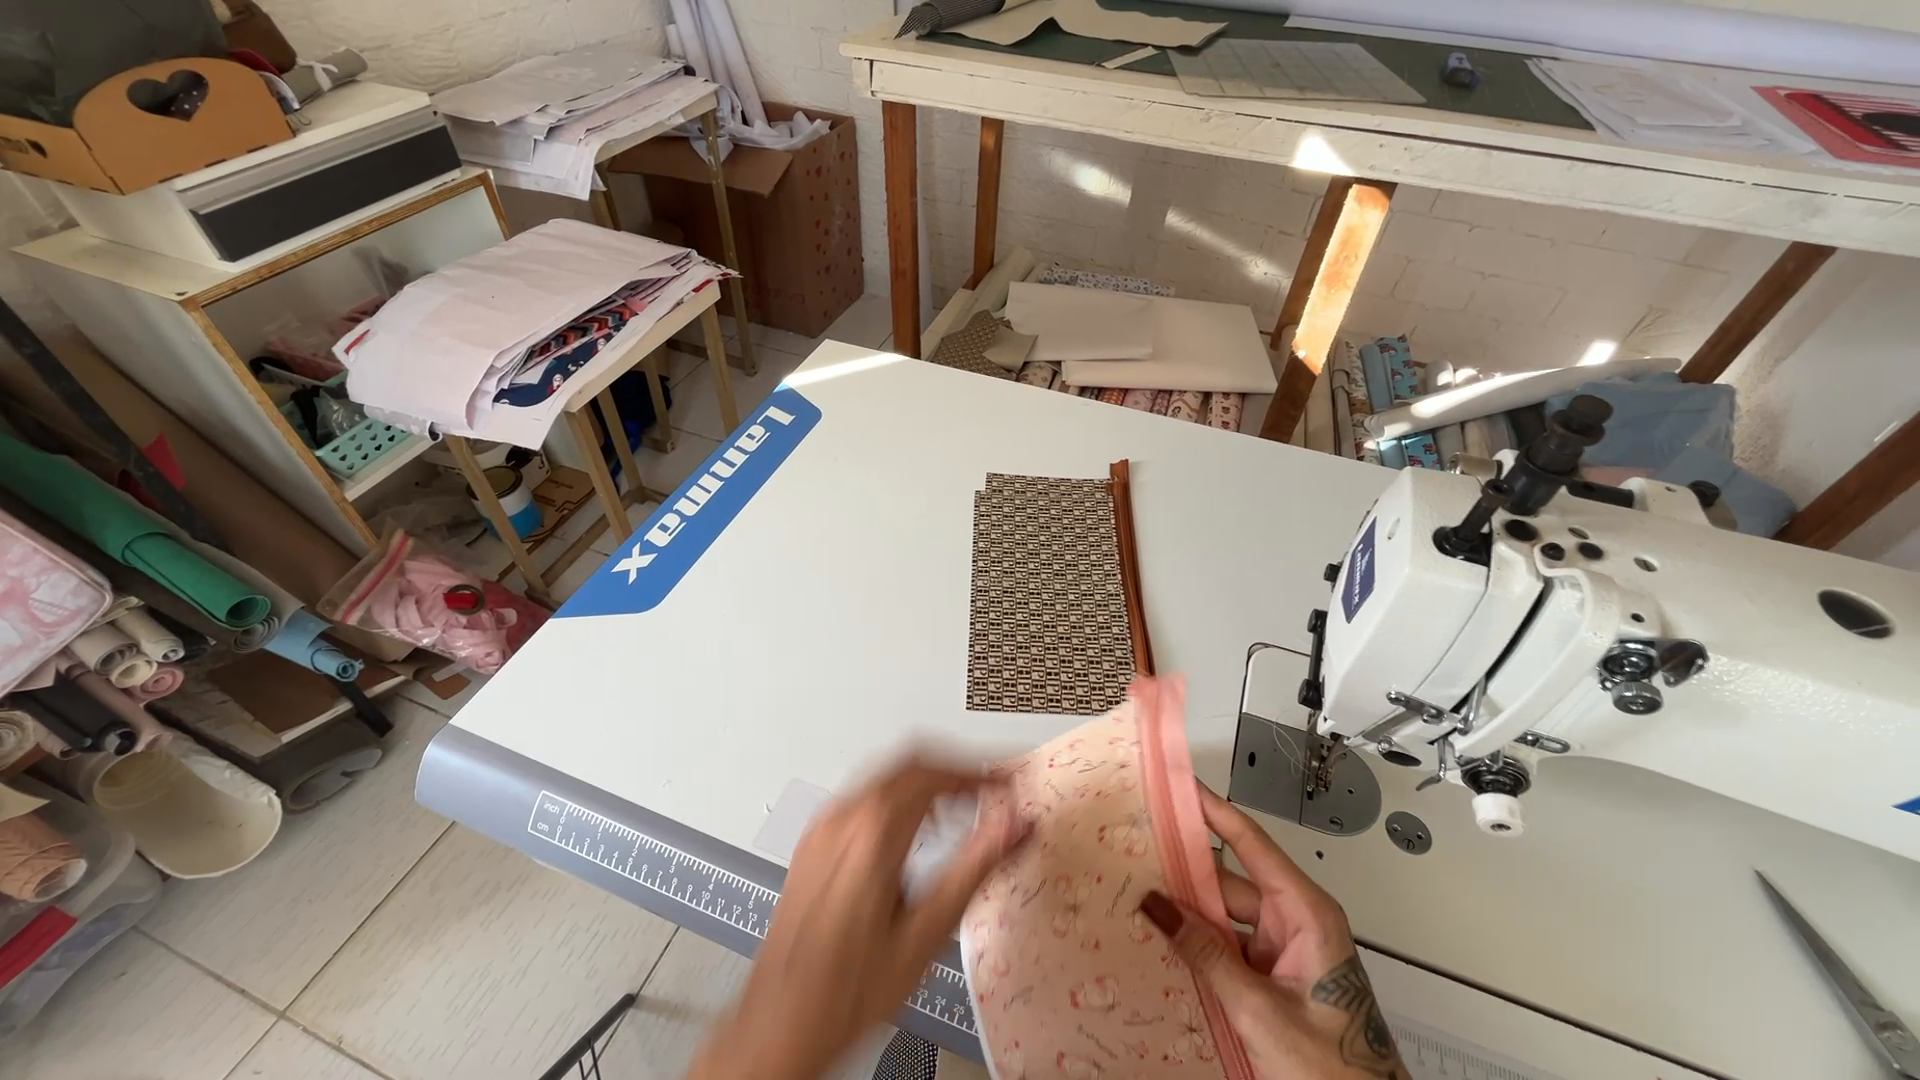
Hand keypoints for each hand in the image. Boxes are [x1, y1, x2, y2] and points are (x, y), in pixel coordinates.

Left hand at [687, 757, 1028, 1079]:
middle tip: (991, 790)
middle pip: (908, 765)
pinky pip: (862, 800)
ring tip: (963, 809)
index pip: (934, 772)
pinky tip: (916, 831)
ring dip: (927, 784)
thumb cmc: (845, 990)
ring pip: (884, 779)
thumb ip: (974, 867)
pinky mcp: (813, 845)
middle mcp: (841, 820)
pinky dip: (898, 801)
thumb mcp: (925, 932)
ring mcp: (822, 831)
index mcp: (872, 833)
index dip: (979, 772)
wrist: (780, 1022)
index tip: (1006, 784)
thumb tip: (1013, 825)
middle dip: (956, 772)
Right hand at [1137, 784, 1408, 1079]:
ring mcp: (1281, 950)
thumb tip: (1158, 907)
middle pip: (1226, 881)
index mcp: (1307, 913)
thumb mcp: (1261, 1011)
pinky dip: (1196, 945)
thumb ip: (1207, 957)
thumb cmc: (1337, 1071)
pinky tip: (1163, 944)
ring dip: (1185, 915)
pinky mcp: (1269, 976)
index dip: (1213, 810)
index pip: (1251, 845)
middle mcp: (1294, 922)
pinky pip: (1225, 947)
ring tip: (1137, 902)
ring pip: (1221, 917)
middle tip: (1135, 856)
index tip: (1179, 786)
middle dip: (1182, 872)